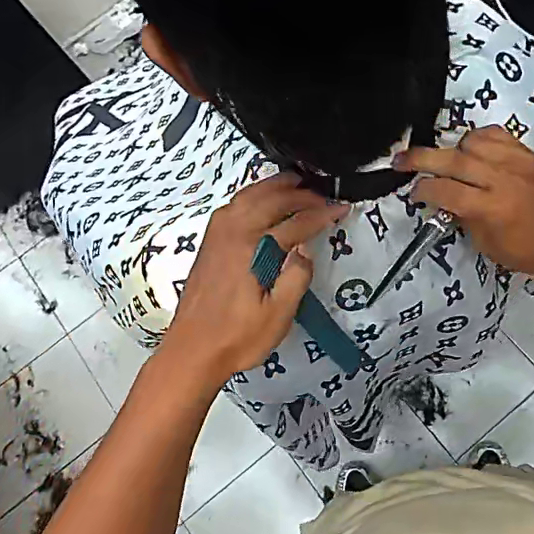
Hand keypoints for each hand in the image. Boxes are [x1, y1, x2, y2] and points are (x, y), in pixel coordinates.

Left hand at [157, 175, 348, 383]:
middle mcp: (231, 235)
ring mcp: (216, 237)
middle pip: (268, 200)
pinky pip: (232, 206)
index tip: (341, 209)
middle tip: (322, 192)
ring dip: (272, 186)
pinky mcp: (208, 245)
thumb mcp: (277, 315)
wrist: (192, 352)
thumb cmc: (237, 338)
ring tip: (295, 182)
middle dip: (298, 193)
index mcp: (251, 249)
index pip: (294, 223)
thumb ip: (295, 278)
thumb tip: (305, 251)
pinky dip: (251, 195)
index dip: (320, 215)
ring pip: (246, 197)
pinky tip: (260, 200)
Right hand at [396, 125, 533, 280]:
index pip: (445, 191)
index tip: (413, 194)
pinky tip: (473, 150)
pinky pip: (497, 135)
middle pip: (452, 160)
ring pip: (472, 141)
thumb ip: (468, 222)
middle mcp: (503, 180)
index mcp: (493, 209)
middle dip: (420, 159)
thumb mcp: (493, 248)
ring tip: (444, 161)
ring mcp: (518, 163)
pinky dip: (478, 139)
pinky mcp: (529, 154)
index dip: (422, 191)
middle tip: (400, 161)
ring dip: (452, 149)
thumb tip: (449, 203)